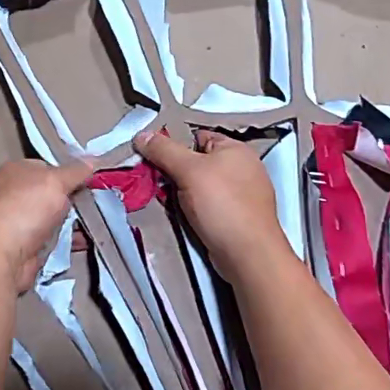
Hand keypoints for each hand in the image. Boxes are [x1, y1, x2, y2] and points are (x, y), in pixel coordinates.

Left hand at [0, 159, 92, 292]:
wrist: (3, 255)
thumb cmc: (26, 208)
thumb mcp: (56, 181)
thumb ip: (76, 171)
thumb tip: (93, 159)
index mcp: (14, 170)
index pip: (46, 166)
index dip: (67, 173)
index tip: (88, 181)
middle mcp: (13, 193)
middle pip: (50, 192)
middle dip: (72, 198)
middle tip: (94, 203)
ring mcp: (17, 220)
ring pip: (53, 216)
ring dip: (73, 220)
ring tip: (96, 222)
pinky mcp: (24, 244)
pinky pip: (52, 237)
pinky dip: (68, 239)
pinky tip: (86, 241)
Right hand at [133, 129, 293, 283]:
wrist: (248, 254)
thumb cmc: (222, 205)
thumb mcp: (189, 170)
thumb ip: (164, 150)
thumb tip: (141, 135)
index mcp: (235, 149)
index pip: (196, 137)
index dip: (174, 145)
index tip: (153, 158)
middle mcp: (241, 168)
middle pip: (195, 162)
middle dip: (174, 172)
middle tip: (156, 182)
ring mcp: (239, 194)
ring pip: (198, 185)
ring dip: (180, 193)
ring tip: (167, 201)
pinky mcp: (234, 216)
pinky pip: (206, 204)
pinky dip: (192, 208)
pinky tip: (182, 216)